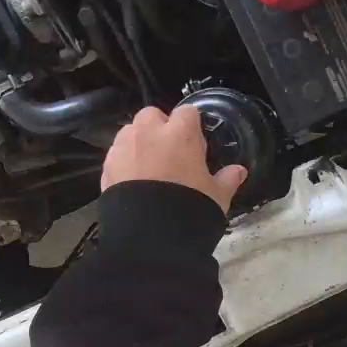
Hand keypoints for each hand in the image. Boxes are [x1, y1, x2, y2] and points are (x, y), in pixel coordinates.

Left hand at [101, 106, 247, 213]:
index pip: (188, 112)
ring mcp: (124, 146)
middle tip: (169, 152)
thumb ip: (228, 179)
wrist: (150, 234)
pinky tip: (133, 181)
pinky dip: (124, 161)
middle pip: (153, 115)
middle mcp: (150, 132)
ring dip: (139, 142)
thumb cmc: (190, 207)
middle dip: (160, 127)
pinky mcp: (107, 165)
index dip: (192, 126)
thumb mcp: (217, 195)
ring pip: (131, 131)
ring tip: (149, 167)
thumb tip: (239, 171)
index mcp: (181, 133)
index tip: (195, 144)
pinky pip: (116, 154)